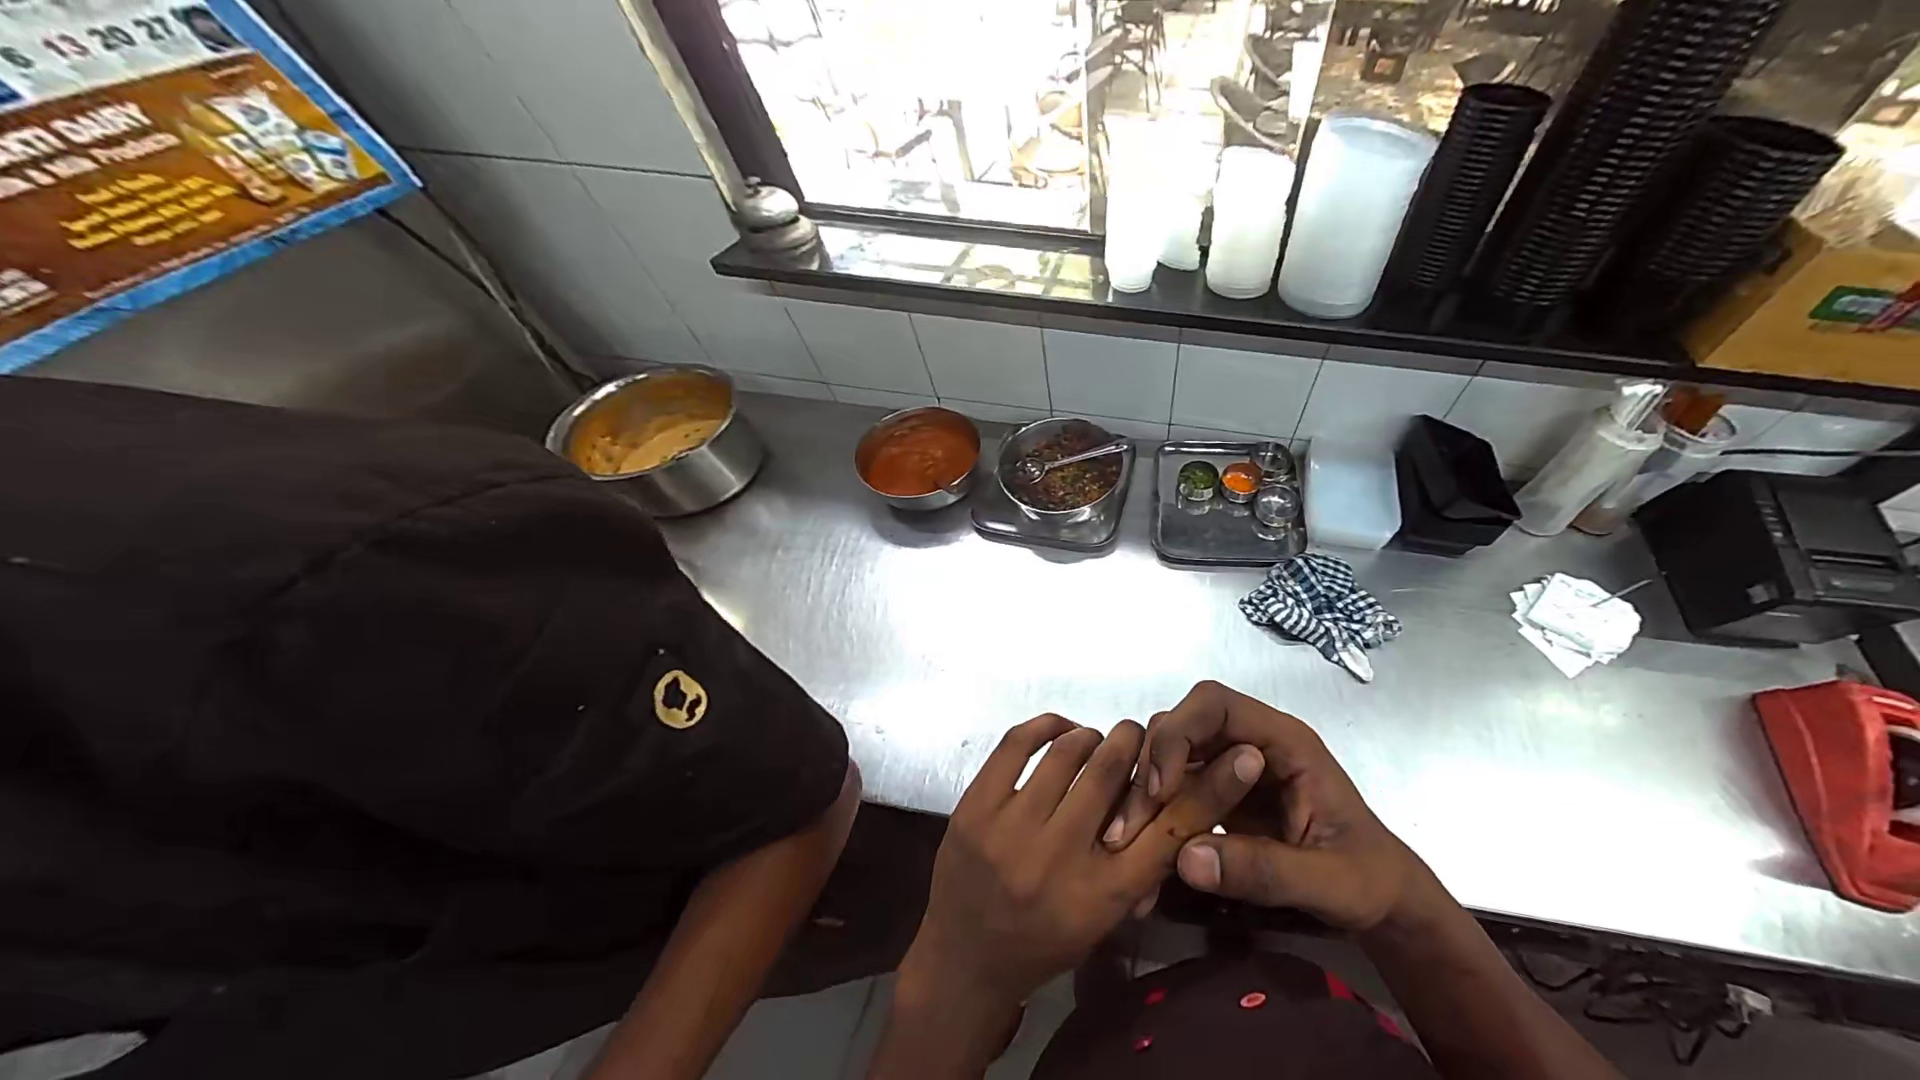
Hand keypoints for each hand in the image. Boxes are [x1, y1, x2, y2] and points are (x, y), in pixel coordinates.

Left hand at [901, 713, 1264, 1005]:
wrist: (964, 961)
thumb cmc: (1042, 942)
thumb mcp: (1102, 919)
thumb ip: (1139, 869)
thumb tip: (1176, 812)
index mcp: (1102, 896)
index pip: (1170, 831)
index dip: (1212, 788)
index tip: (1241, 756)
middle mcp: (1060, 859)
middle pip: (1114, 773)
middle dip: (1135, 742)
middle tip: (1137, 736)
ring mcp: (1009, 830)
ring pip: (1069, 752)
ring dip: (1091, 736)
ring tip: (1095, 740)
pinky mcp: (974, 808)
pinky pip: (1015, 744)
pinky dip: (1045, 726)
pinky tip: (1059, 729)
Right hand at [1108, 681, 1437, 931]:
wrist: (1381, 899)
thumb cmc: (1369, 881)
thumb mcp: (1331, 884)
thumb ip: (1265, 871)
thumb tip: (1186, 858)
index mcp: (1283, 741)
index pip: (1214, 704)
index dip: (1178, 734)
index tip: (1160, 789)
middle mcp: (1249, 741)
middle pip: (1181, 722)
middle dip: (1151, 763)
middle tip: (1135, 819)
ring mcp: (1229, 764)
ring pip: (1168, 749)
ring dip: (1144, 784)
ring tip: (1132, 833)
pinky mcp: (1216, 790)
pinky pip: (1171, 781)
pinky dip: (1151, 805)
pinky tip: (1143, 841)